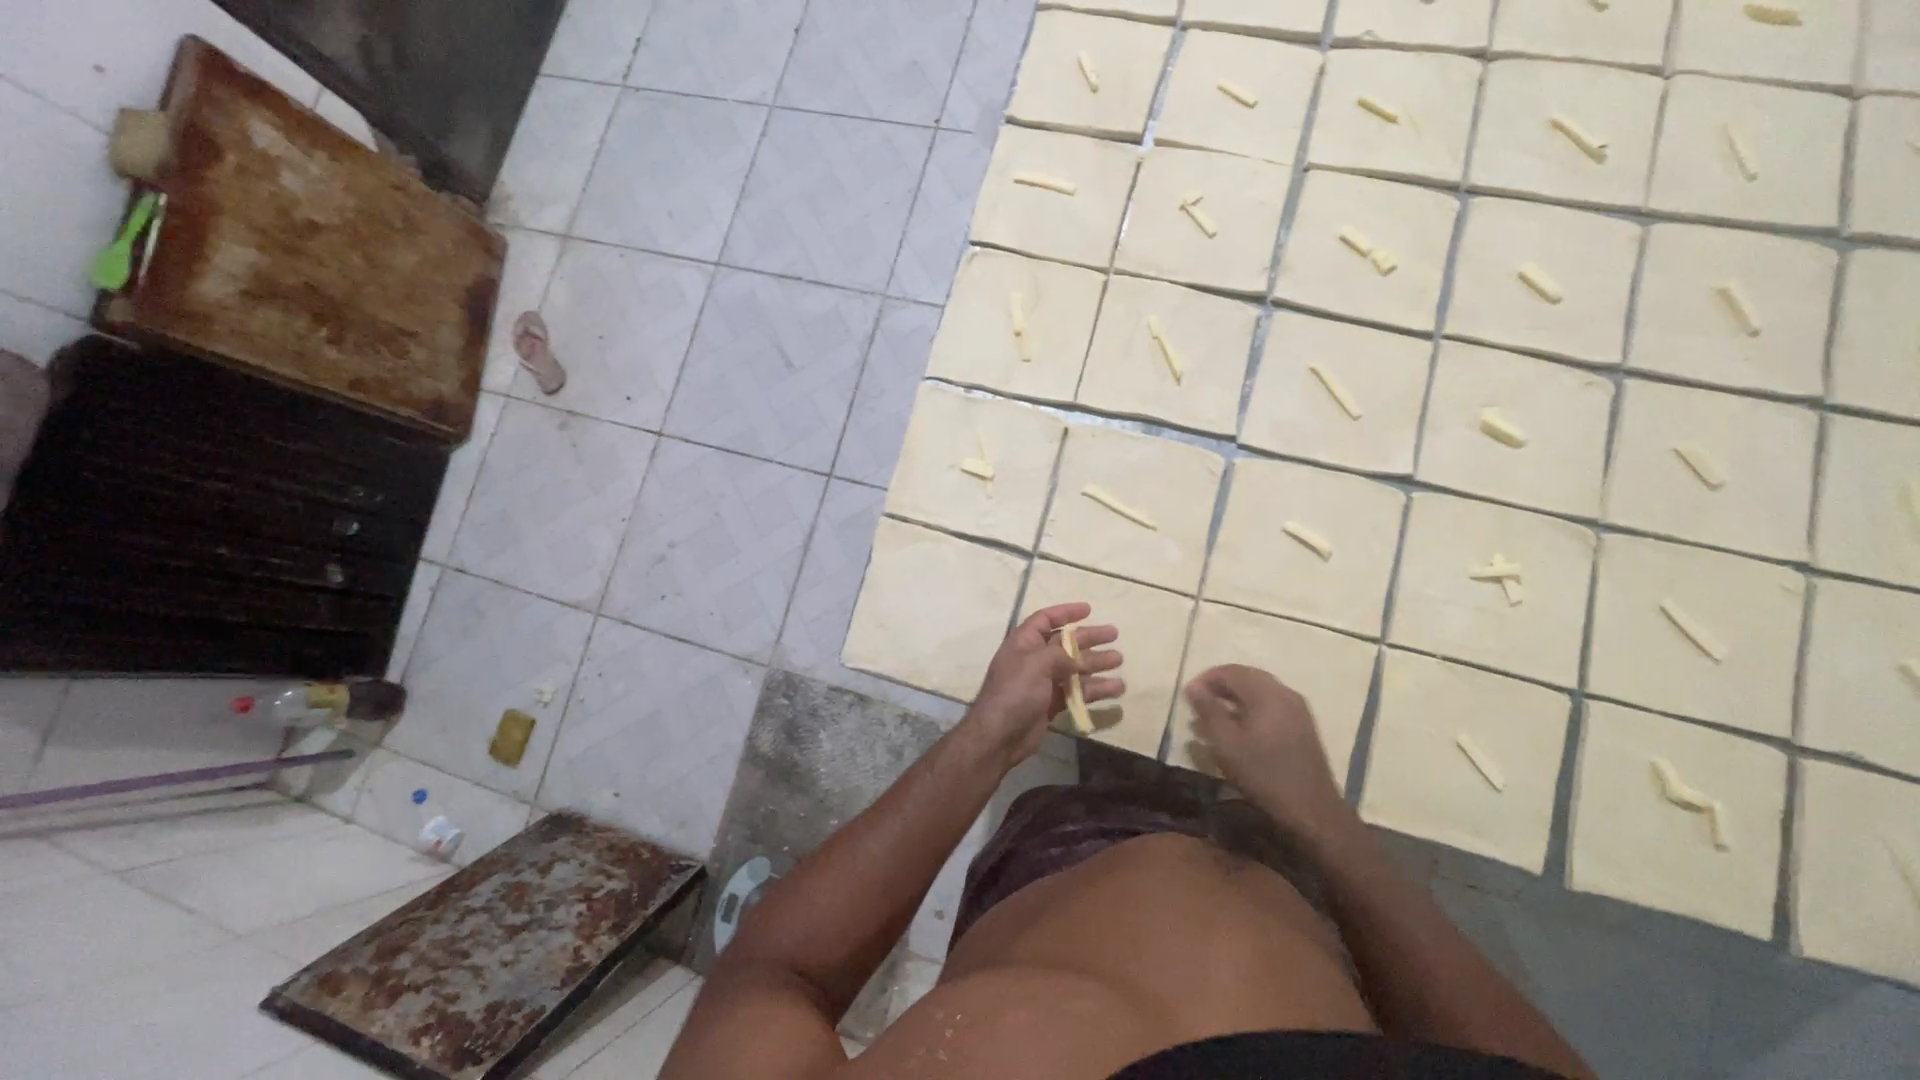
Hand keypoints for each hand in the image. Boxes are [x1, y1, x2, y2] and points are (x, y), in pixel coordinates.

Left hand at [965, 602, 1122, 764]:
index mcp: (1024, 643)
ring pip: (1074, 668)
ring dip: (1096, 663)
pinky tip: (1115, 688)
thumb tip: (1078, 657)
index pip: (1045, 620)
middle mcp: (1033, 660)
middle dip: (1089, 638)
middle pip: (1065, 643)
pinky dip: (1095, 689)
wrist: (999, 736)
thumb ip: (1060, 654)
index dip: (1065, 613)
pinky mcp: (1051, 704)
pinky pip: (1077, 692)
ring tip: (1119, 660)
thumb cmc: (1014, 692)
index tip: (1089, 610)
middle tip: (1114, 634)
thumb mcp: (1036, 664)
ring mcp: (1043, 683)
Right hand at [1184, 665, 1351, 841]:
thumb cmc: (1265, 776)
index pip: (1232, 671)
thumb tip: (1193, 687)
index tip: (1187, 697)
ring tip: (1212, 717)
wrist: (1312, 810)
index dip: (1206, 679)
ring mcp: (1297, 709)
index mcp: (1268, 694)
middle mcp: (1285, 693)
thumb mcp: (1228, 745)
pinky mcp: (1302, 725)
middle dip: (1219, 687)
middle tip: (1197, 704)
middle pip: (1247, 677)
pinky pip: (1270, 704)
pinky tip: (1238, 729)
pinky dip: (1250, 708)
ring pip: (1259, 691)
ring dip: (1234, 698)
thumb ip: (1209, 712)